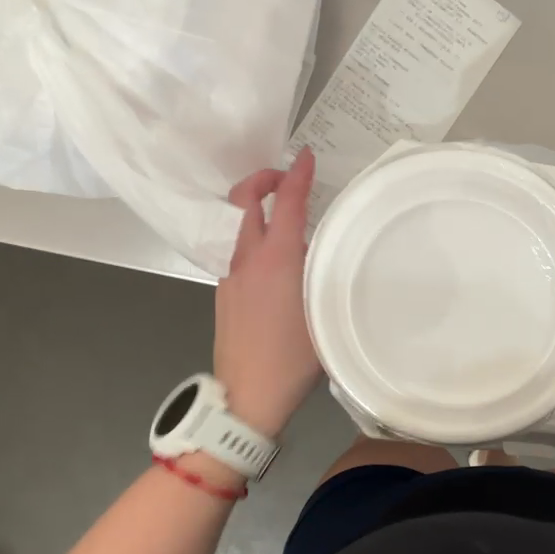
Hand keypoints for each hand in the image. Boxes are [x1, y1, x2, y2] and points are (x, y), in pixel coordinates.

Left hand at [213, 147, 319, 438]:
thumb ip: (326, 280)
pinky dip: (253, 240)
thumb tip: (331, 260)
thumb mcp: (325, 317)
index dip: (298, 175)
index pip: (287, 203)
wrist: (247, 396)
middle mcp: (248, 260)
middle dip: (263, 179)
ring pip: (237, 227)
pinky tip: (273, 264)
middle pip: (244, 201)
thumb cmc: (294, 360)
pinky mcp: (224, 295)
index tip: (306, 157)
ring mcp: (230, 277)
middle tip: (285, 179)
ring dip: (256, 210)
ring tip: (284, 221)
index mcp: (277, 260)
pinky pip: (236, 253)